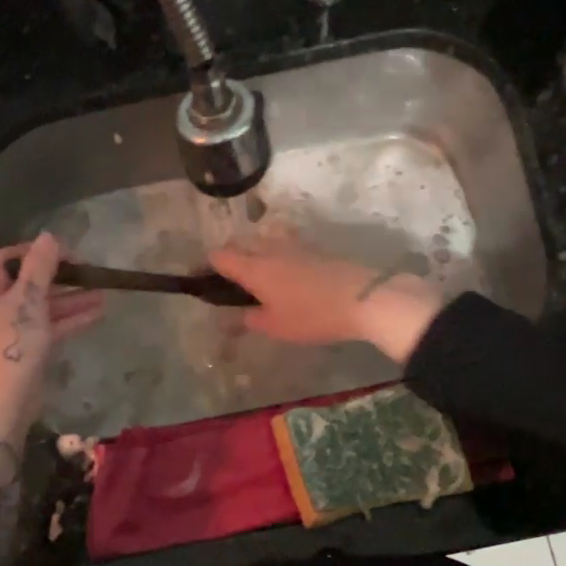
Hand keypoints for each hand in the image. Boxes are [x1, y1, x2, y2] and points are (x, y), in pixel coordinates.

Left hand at [0, 233, 103, 440]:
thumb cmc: (8, 347)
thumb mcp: (27, 302)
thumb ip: (40, 267)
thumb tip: (49, 236)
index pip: (11, 256)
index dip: (42, 252)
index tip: (73, 254)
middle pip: (26, 282)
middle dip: (62, 279)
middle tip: (92, 274)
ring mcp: (1, 328)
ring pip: (38, 306)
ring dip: (69, 300)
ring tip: (104, 294)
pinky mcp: (16, 349)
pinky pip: (41, 327)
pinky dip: (65, 321)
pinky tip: (96, 314)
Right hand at [211, 241, 444, 364]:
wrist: (363, 297)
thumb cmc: (312, 315)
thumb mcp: (276, 326)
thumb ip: (250, 319)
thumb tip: (233, 316)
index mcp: (253, 267)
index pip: (219, 256)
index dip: (206, 267)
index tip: (202, 280)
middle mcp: (269, 248)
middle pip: (239, 244)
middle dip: (229, 258)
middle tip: (229, 282)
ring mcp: (293, 243)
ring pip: (263, 240)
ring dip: (253, 252)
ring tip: (257, 275)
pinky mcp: (314, 246)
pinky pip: (284, 243)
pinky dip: (276, 253)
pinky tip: (284, 272)